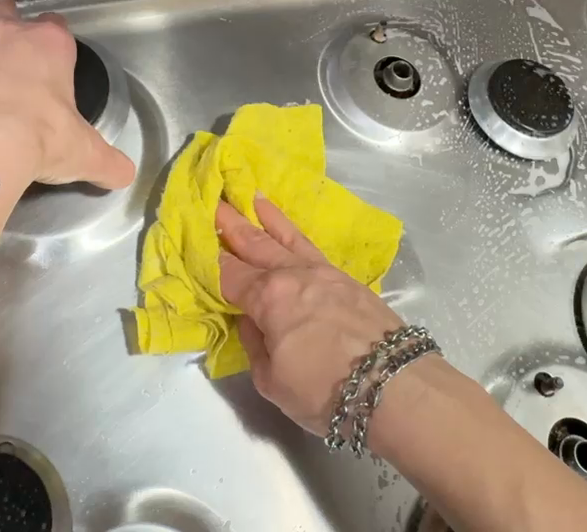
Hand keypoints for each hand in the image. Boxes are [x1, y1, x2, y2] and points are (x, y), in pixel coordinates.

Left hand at [0, 0, 134, 192]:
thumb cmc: (40, 138)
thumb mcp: (84, 152)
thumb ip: (107, 161)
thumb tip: (126, 175)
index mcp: (48, 45)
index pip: (55, 22)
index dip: (55, 36)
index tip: (55, 54)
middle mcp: (6, 38)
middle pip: (3, 8)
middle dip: (4, 19)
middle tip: (8, 43)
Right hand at [216, 195, 406, 435]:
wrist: (393, 384)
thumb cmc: (326, 389)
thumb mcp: (274, 381)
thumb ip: (256, 346)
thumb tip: (252, 322)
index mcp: (268, 298)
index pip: (229, 275)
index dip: (209, 260)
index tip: (193, 239)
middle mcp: (291, 275)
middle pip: (254, 245)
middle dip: (230, 224)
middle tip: (212, 201)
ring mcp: (321, 271)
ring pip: (284, 237)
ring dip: (263, 218)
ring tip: (248, 197)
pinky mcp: (344, 277)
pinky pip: (309, 246)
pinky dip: (293, 231)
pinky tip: (287, 228)